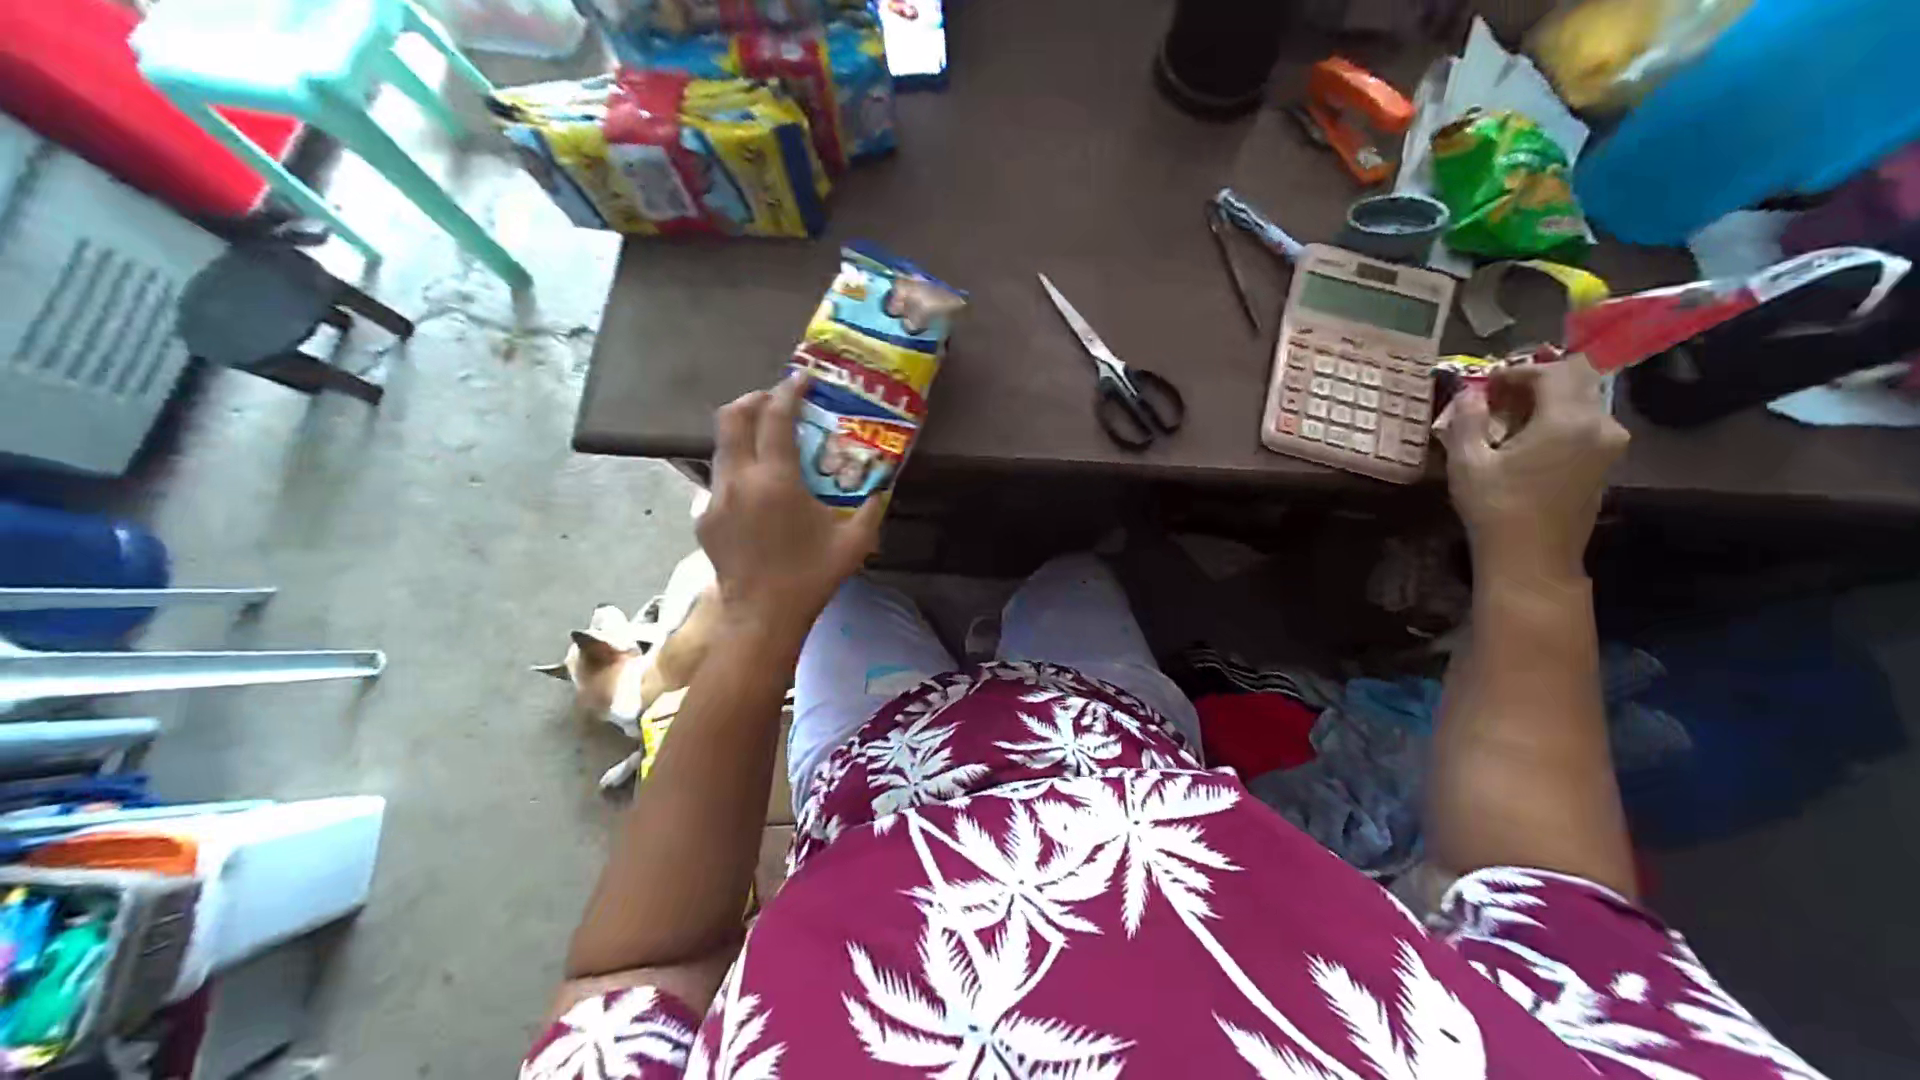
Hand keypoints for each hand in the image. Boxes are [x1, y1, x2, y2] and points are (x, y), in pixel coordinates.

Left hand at [696, 373, 884, 635]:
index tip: (801, 379)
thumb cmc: (811, 577)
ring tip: (766, 440)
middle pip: (732, 417)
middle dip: (754, 399)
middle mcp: (739, 480)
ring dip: (742, 431)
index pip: (775, 417)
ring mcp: (715, 499)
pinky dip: (736, 468)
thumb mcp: (854, 542)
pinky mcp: (703, 518)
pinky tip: (755, 489)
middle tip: (776, 401)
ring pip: (720, 446)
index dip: (788, 391)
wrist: (763, 617)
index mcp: (776, 480)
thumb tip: (884, 484)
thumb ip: (873, 507)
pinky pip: (717, 479)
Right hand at [1434, 356, 1627, 585]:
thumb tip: (1470, 393)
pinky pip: (1584, 424)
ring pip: (1581, 402)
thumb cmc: (1496, 508)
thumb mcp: (1468, 462)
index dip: (1516, 371)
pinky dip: (1556, 421)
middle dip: (1535, 381)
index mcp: (1569, 420)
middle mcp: (1600, 425)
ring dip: (1546, 401)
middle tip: (1497, 396)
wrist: (1532, 559)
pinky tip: (1525, 440)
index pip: (1551, 371)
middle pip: (1576, 380)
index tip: (1486, 384)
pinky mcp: (1605, 462)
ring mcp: (1609, 445)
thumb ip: (1467, 420)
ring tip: (1507, 418)